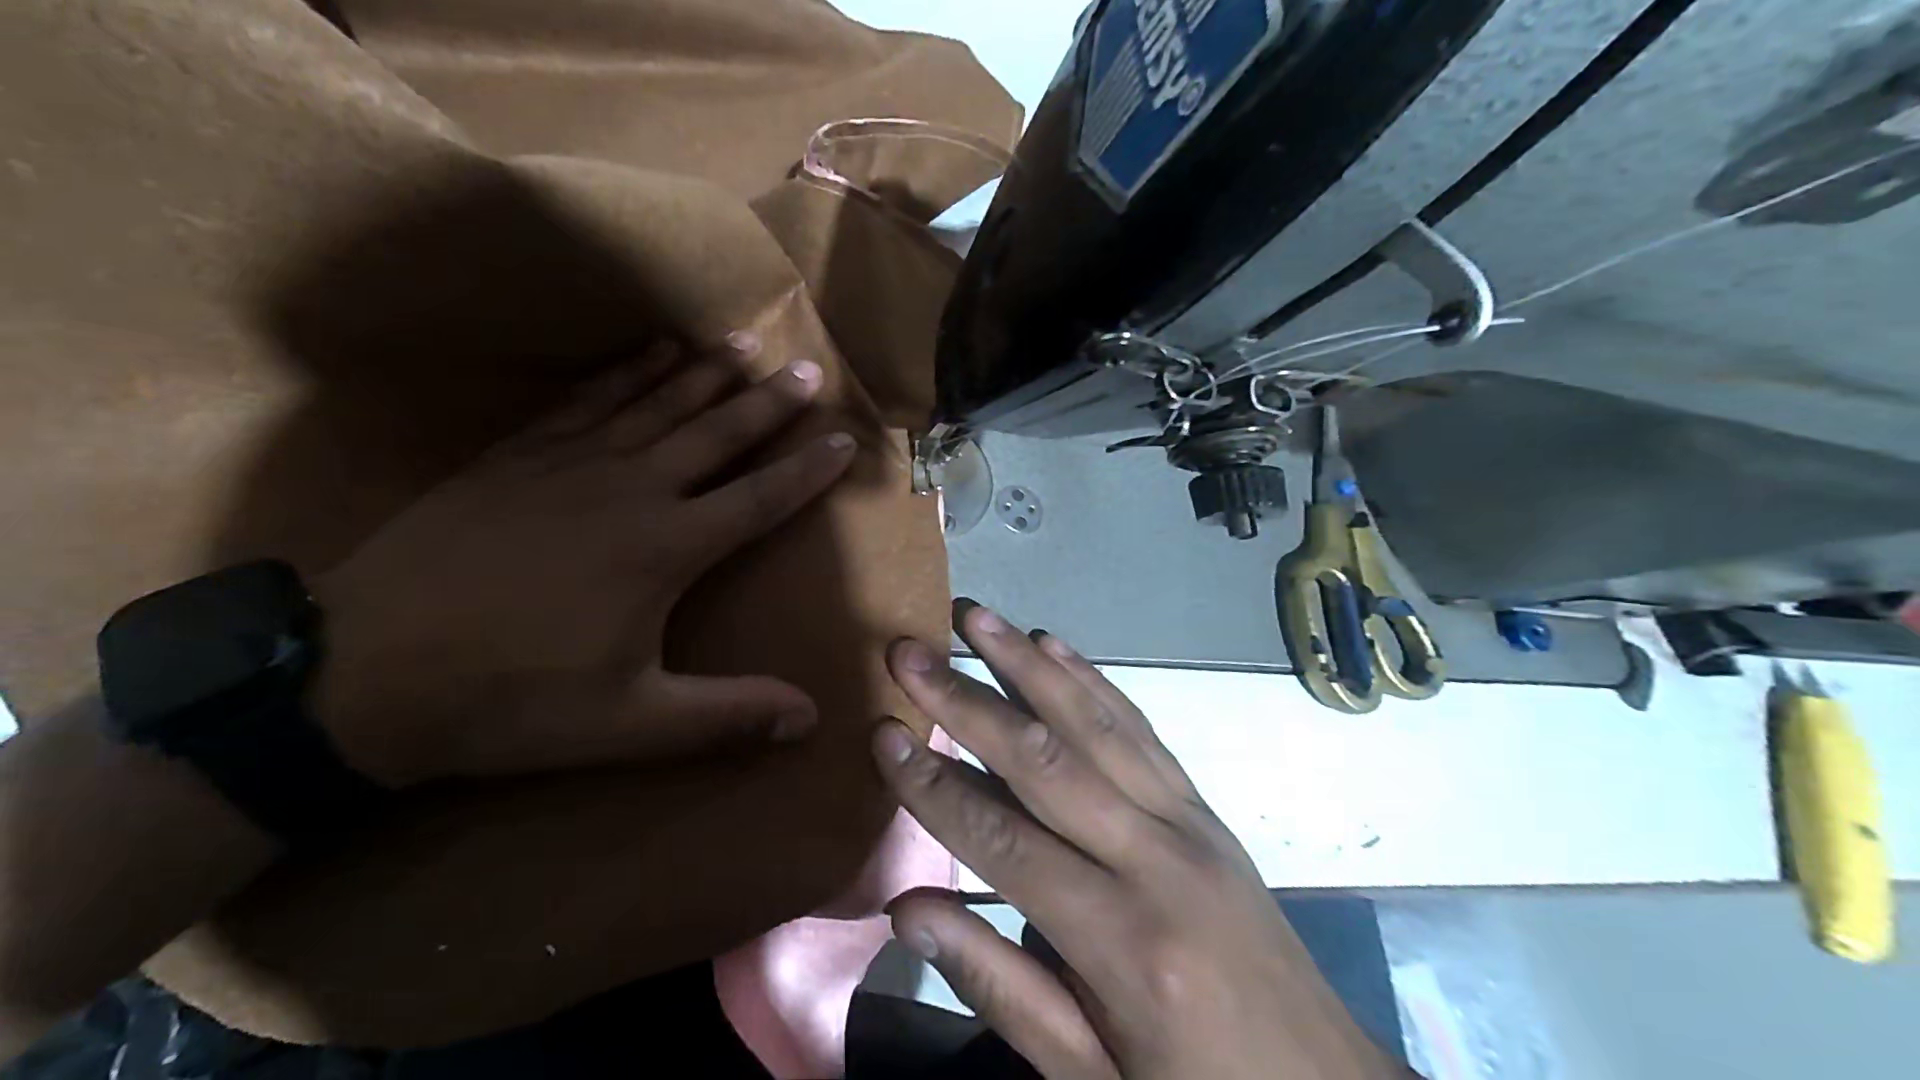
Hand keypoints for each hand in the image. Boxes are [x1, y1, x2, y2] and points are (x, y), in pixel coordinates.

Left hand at [310, 340, 856, 787]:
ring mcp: (571, 465)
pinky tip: (651, 354)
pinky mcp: (518, 456)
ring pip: (657, 404)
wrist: (363, 671)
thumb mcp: (631, 724)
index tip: (846, 439)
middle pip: (716, 434)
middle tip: (808, 367)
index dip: (807, 470)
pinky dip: (627, 373)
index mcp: (666, 548)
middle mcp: (631, 490)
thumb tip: (812, 719)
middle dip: (769, 402)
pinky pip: (588, 401)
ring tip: (743, 341)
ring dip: (706, 373)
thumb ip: (727, 715)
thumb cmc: (512, 700)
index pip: (759, 498)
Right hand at [870, 603, 1410, 1079]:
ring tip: (976, 618)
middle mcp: (1157, 858)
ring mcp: (1187, 820)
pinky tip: (1053, 645)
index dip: (935, 787)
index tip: (883, 731)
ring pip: (1095, 722)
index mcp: (1124, 939)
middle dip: (968, 699)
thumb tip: (906, 907)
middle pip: (1045, 760)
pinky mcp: (1202, 806)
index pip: (1006, 842)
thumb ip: (999, 985)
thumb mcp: (1089, 1073)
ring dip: (1028, 663)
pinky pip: (1140, 728)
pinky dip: (1092, 680)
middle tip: (910, 650)